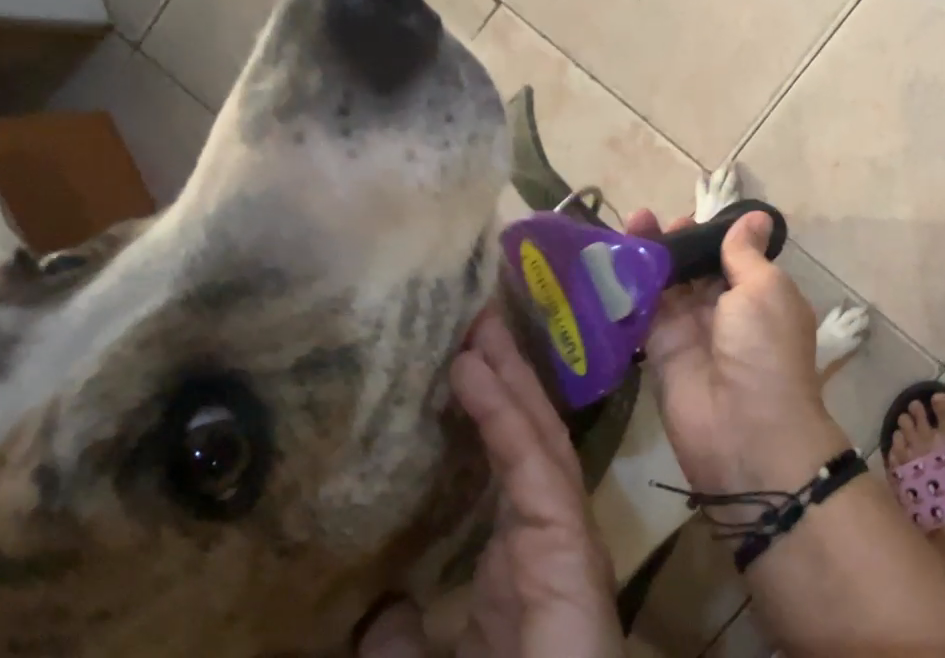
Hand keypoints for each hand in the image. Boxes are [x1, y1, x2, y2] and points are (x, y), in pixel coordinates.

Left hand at [358, 314, 621, 657]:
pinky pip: (531, 461)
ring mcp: (561, 524)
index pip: (506, 464)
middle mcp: (546, 527)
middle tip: (478, 319)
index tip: (463, 363)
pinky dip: (505, 413)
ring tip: (481, 325)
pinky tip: (477, 372)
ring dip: (509, 376)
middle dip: (505, 376)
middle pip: (526, 434)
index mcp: (521, 553)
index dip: (489, 411)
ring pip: (535, 434)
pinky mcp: (565, 530)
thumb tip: (379, 611)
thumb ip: (406, 638)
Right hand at [625, 210, 847, 495]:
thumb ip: (746, 255)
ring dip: (645, 261)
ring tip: (623, 231)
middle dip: (670, 243)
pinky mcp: (660, 355)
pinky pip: (641, 317)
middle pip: (693, 269)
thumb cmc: (765, 349)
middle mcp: (726, 311)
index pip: (729, 256)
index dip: (706, 235)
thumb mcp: (765, 290)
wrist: (745, 431)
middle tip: (643, 219)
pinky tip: (605, 266)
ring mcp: (691, 334)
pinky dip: (625, 293)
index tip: (684, 216)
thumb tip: (755, 216)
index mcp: (760, 294)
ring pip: (664, 289)